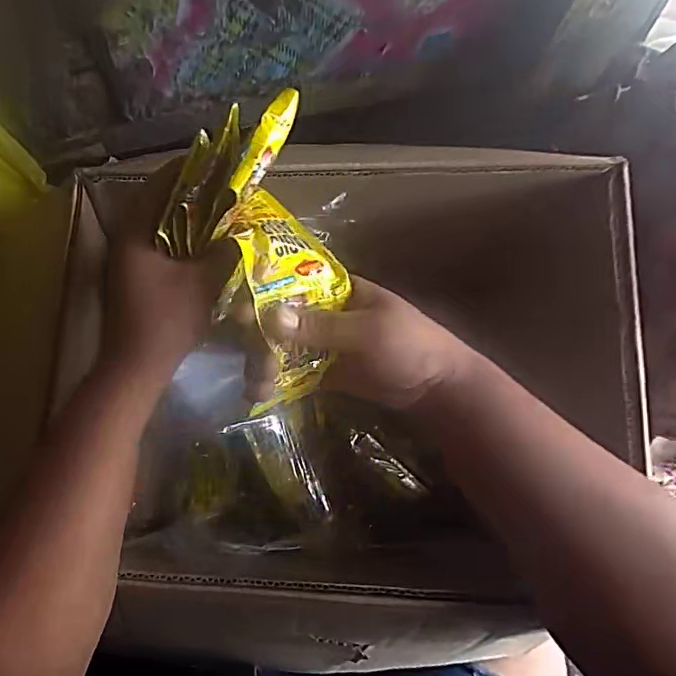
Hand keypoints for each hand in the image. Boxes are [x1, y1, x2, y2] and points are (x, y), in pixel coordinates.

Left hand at [100, 158, 239, 381]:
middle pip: (156, 204)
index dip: (185, 168)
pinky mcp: (134, 281)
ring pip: (158, 228)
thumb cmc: (166, 322)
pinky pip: (159, 248)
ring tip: (216, 209)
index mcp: (134, 234)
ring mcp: (126, 263)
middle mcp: (124, 242)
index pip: (158, 185)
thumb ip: (223, 254)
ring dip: (184, 218)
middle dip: (188, 193)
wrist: (136, 368)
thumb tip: (240, 235)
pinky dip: (180, 241)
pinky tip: (204, 246)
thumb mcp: (203, 284)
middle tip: (219, 184)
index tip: (211, 157)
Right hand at [263, 277, 479, 410]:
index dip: (262, 294)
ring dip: (263, 363)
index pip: (290, 282)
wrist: (436, 389)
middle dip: (260, 338)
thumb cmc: (410, 345)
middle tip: (252, 360)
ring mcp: (321, 343)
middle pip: (278, 318)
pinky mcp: (322, 371)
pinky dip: (275, 382)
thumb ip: (321, 326)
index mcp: (336, 289)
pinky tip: (258, 394)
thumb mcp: (368, 331)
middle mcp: (322, 312)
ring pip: (281, 347)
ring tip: (256, 386)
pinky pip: (291, 373)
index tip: (239, 313)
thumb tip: (270, 317)